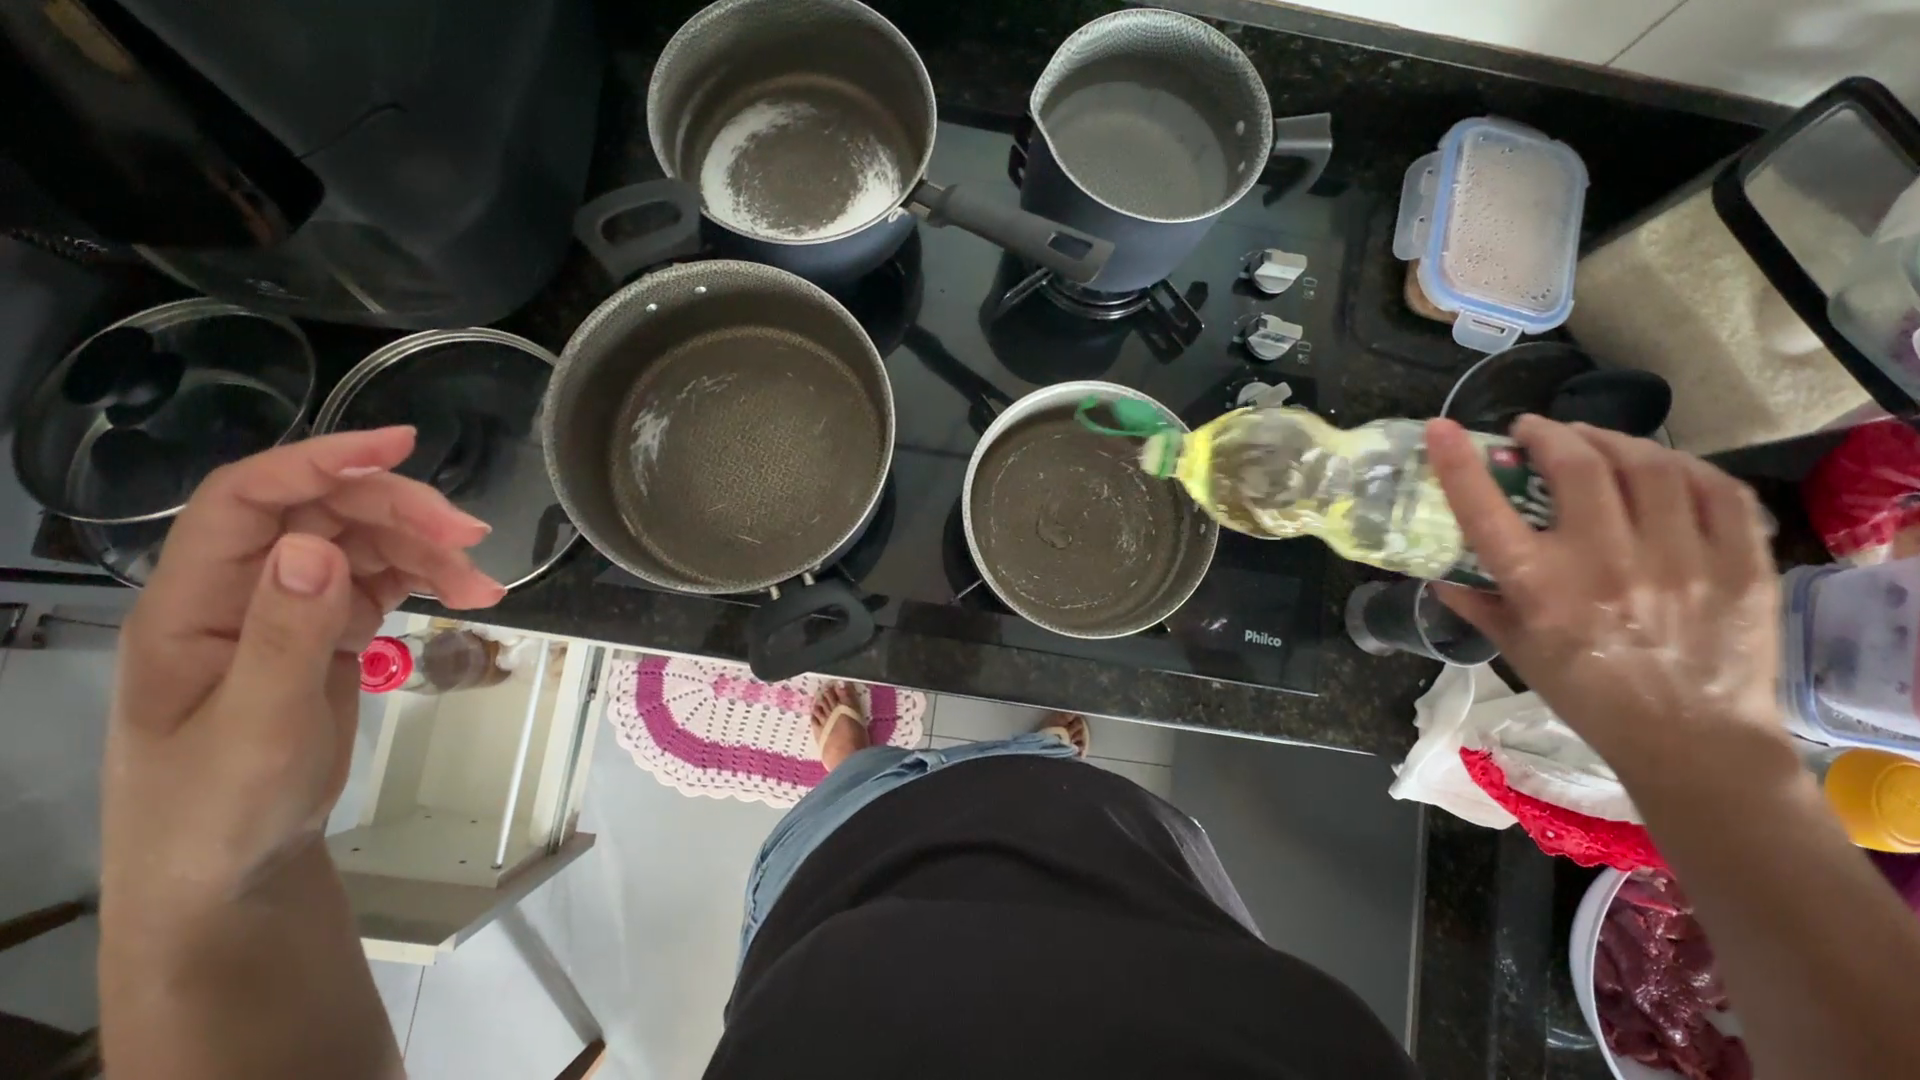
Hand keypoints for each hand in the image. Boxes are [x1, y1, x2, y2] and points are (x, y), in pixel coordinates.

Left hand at [103, 427, 506, 913]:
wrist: (232, 871)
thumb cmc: (219, 812)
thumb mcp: (254, 731)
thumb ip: (283, 636)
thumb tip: (317, 545)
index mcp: (191, 602)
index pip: (248, 500)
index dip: (320, 460)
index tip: (401, 446)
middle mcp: (237, 592)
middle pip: (320, 513)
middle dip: (398, 512)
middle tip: (471, 538)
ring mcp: (283, 612)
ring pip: (359, 545)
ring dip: (425, 552)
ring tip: (485, 585)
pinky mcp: (323, 635)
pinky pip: (378, 583)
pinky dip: (426, 581)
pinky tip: (468, 596)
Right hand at [1425, 416, 1781, 769]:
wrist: (1692, 740)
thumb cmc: (1589, 697)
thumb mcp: (1518, 652)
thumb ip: (1479, 605)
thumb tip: (1441, 575)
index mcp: (1541, 588)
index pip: (1484, 509)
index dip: (1457, 462)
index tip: (1441, 427)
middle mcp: (1606, 563)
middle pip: (1578, 466)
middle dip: (1549, 434)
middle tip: (1534, 432)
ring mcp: (1680, 559)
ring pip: (1649, 465)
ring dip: (1612, 441)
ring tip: (1595, 441)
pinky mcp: (1739, 563)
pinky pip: (1715, 489)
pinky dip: (1681, 466)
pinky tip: (1661, 468)